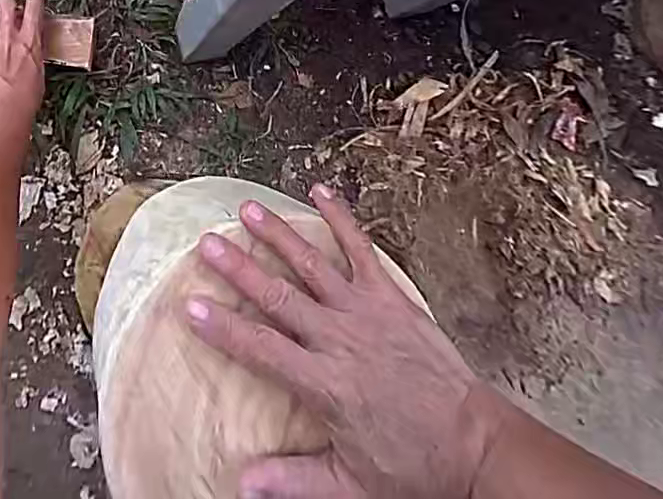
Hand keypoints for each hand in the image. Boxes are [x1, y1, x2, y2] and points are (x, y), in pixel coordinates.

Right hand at [185, 185, 498, 498]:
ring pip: (312, 265)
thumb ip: (294, 480)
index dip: (224, 328)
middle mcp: (339, 338)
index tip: (192, 306)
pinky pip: (361, 249)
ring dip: (278, 236)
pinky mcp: (389, 295)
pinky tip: (320, 192)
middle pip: (278, 296)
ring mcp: (365, 310)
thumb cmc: (411, 464)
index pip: (261, 349)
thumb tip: (242, 483)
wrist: (470, 440)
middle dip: (240, 269)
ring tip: (249, 211)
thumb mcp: (349, 484)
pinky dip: (340, 219)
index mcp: (325, 384)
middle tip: (209, 244)